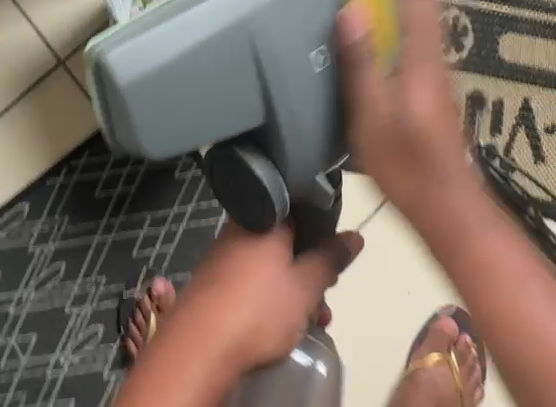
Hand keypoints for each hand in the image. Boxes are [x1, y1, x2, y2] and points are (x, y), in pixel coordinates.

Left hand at [160, 223, 362, 376]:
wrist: (200, 344)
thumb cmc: (258, 308)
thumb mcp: (305, 286)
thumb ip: (330, 259)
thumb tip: (355, 236)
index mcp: (264, 218)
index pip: (301, 210)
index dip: (324, 234)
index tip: (336, 259)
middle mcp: (242, 228)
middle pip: (287, 241)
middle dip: (311, 271)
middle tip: (324, 300)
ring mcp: (225, 253)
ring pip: (271, 265)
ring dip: (295, 290)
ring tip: (312, 322)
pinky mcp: (216, 279)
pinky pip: (253, 279)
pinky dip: (272, 297)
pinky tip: (283, 324)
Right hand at [337, 0, 479, 218]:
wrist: (448, 204)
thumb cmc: (404, 163)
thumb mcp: (372, 116)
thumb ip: (363, 62)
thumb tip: (353, 7)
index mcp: (415, 58)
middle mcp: (432, 53)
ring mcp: (437, 66)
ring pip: (432, 5)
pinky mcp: (435, 78)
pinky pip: (429, 21)